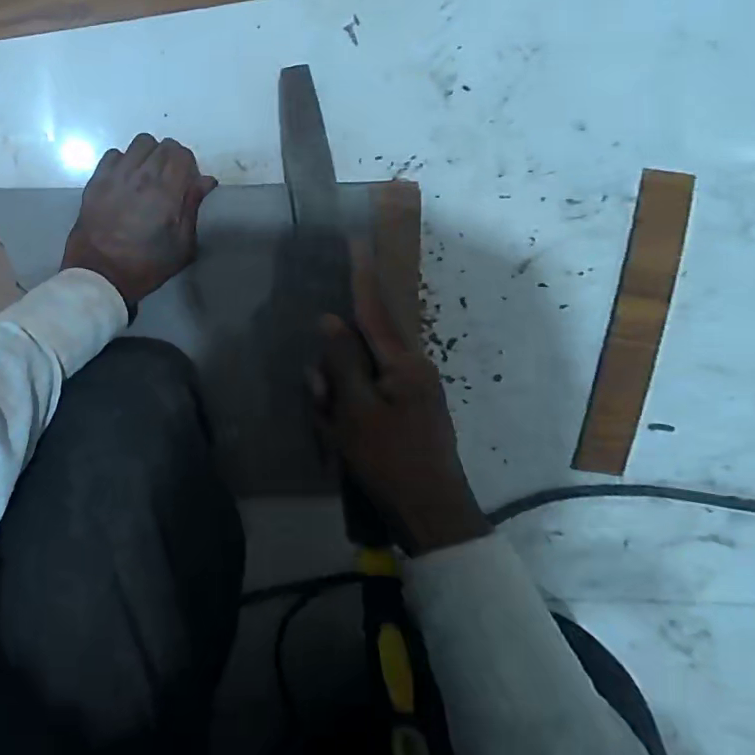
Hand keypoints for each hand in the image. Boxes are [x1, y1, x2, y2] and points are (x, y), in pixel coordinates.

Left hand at [61, 134, 217, 308]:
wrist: (99, 275)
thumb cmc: (145, 266)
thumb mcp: (182, 246)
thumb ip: (193, 207)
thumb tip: (205, 181)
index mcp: (165, 192)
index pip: (182, 155)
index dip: (188, 167)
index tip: (186, 184)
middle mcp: (141, 176)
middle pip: (163, 146)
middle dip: (171, 159)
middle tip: (168, 180)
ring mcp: (115, 175)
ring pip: (139, 144)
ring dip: (148, 155)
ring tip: (146, 176)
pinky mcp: (96, 180)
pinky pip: (113, 154)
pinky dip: (123, 161)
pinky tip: (124, 179)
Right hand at [307, 245, 490, 553]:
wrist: (431, 514)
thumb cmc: (390, 459)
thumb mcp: (355, 410)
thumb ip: (342, 361)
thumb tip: (330, 319)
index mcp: (404, 364)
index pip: (373, 309)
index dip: (361, 275)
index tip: (356, 240)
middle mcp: (409, 371)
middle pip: (357, 349)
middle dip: (332, 372)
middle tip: (324, 406)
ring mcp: (407, 394)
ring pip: (355, 377)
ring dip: (335, 398)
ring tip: (334, 431)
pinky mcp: (401, 413)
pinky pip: (362, 399)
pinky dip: (344, 412)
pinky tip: (340, 436)